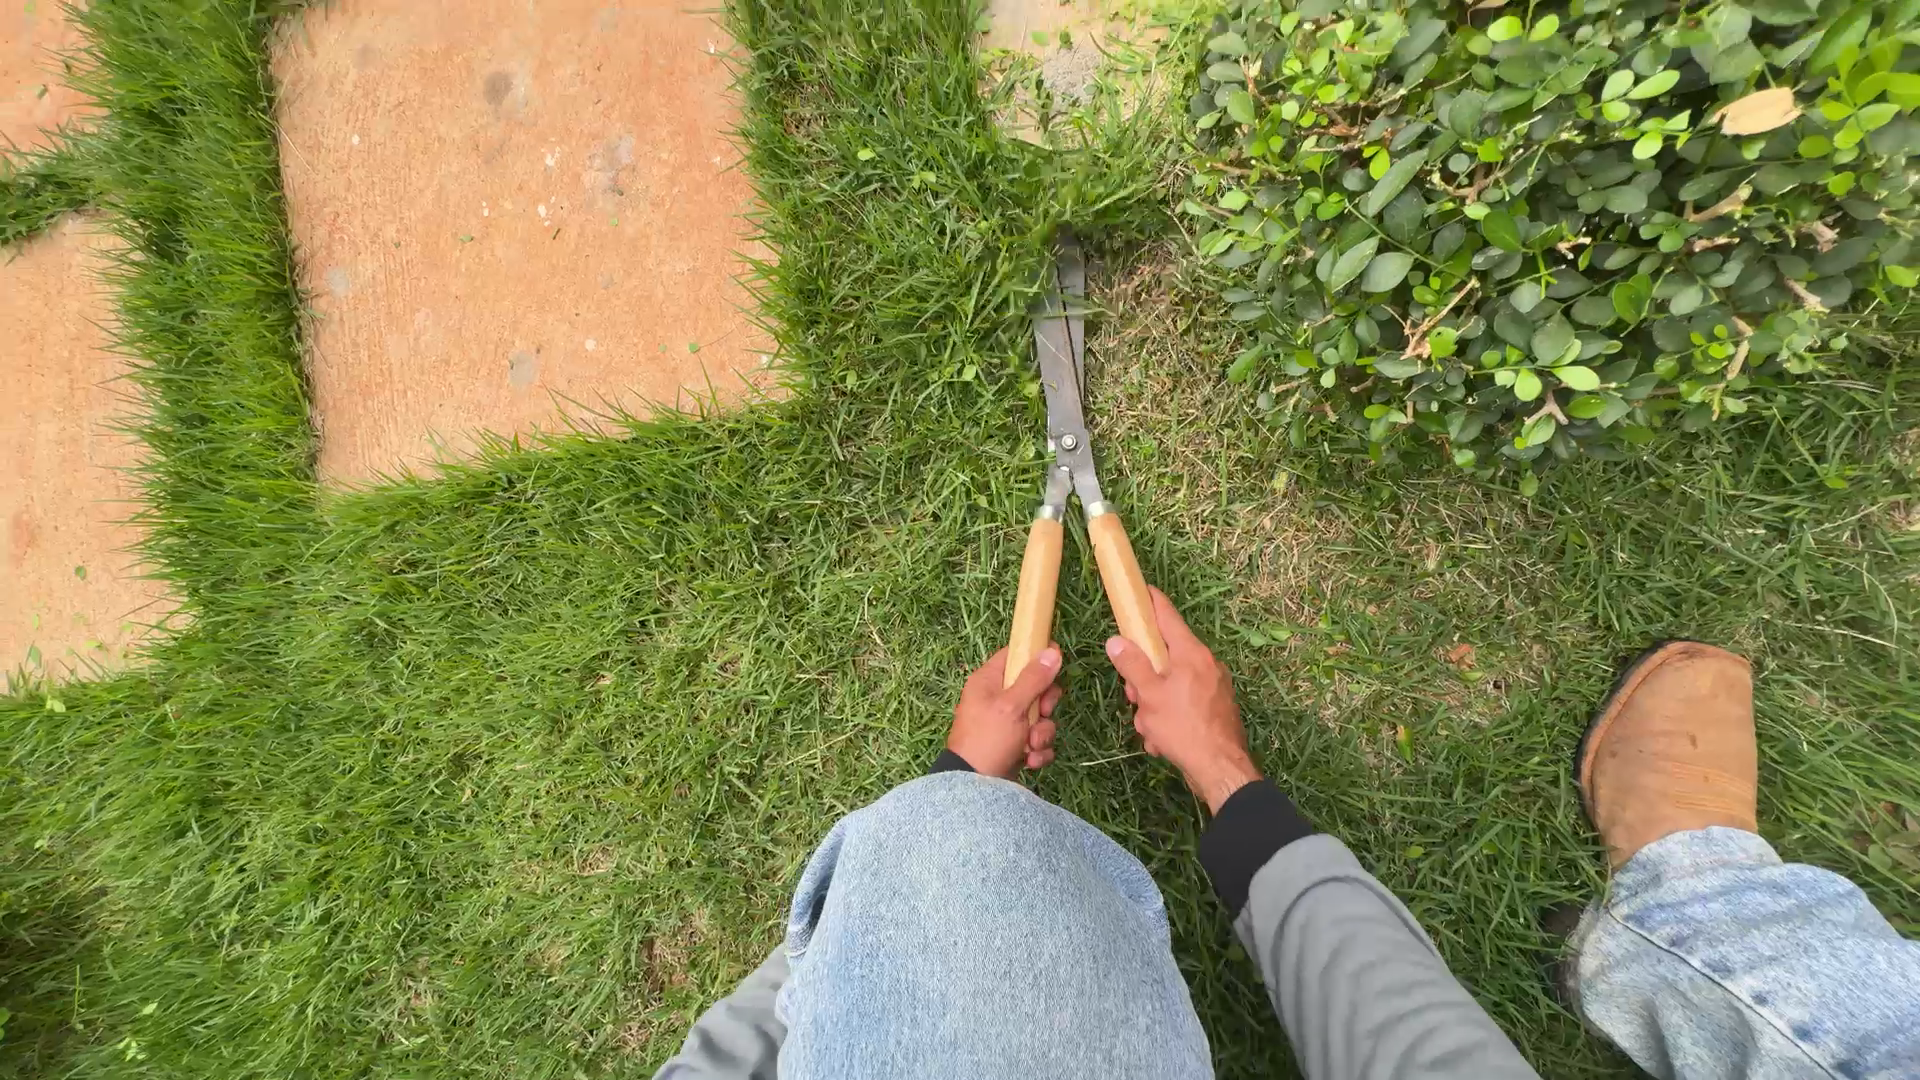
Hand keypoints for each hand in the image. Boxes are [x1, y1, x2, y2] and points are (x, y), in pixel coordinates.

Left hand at [949, 646, 1063, 778]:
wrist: (975, 789)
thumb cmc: (988, 739)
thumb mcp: (1012, 705)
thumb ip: (1034, 679)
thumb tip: (1052, 651)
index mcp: (988, 680)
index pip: (1015, 654)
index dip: (1037, 656)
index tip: (1056, 663)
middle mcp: (996, 698)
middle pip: (1034, 686)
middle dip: (1044, 705)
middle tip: (1041, 712)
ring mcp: (1005, 722)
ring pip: (1039, 717)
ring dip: (1041, 733)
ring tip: (1030, 745)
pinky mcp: (1013, 744)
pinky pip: (1036, 739)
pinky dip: (1037, 751)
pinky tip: (1029, 761)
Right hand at [1106, 588, 1260, 812]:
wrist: (1221, 770)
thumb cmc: (1184, 728)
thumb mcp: (1148, 695)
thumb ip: (1131, 664)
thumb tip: (1116, 640)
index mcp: (1190, 653)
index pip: (1167, 615)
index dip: (1150, 601)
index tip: (1139, 589)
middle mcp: (1206, 663)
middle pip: (1165, 654)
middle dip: (1143, 675)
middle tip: (1133, 695)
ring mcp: (1214, 685)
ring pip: (1171, 682)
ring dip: (1153, 702)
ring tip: (1149, 727)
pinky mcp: (1216, 706)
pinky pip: (1183, 701)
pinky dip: (1169, 715)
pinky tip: (1162, 739)